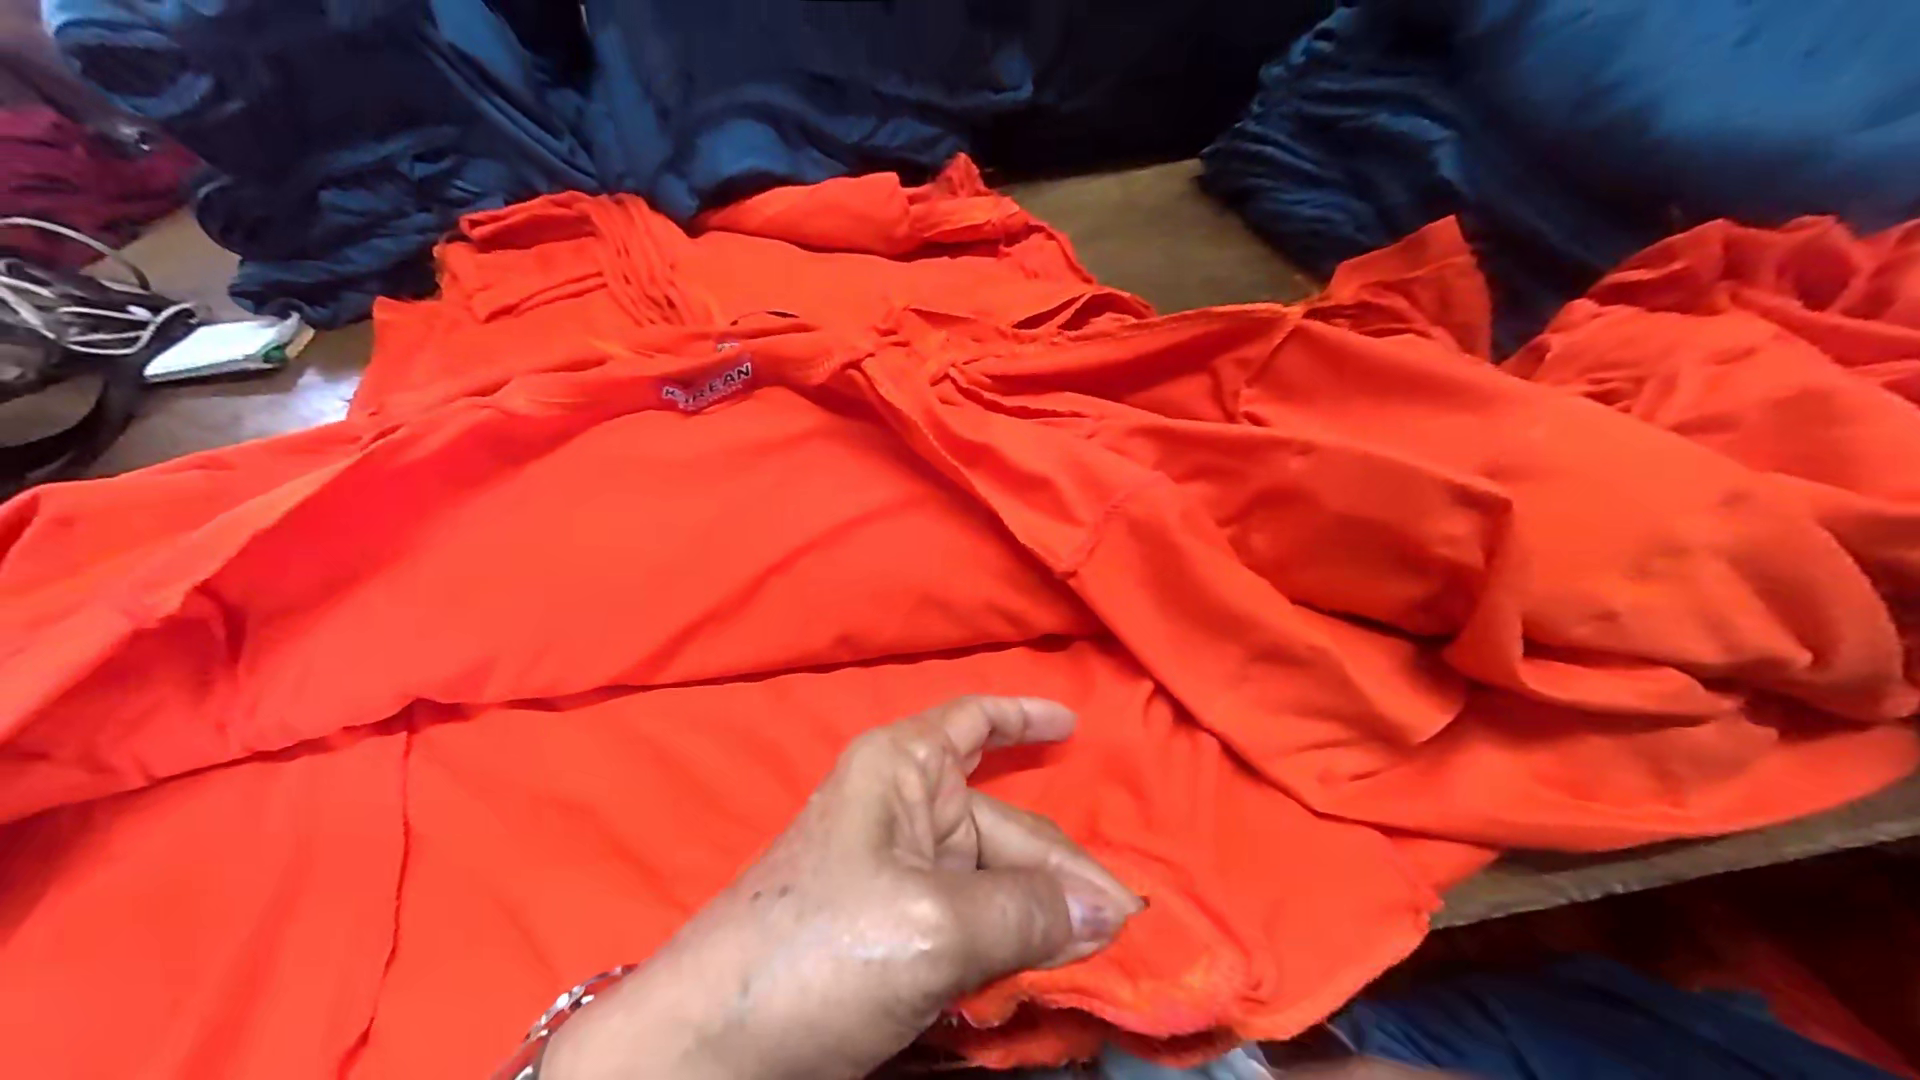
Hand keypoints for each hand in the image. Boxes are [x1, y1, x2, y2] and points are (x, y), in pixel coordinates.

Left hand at [543, 696, 1143, 1079]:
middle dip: (1062, 868)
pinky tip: (1051, 963)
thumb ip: (1028, 914)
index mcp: (902, 768)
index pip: (974, 722)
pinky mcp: (894, 924)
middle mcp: (902, 806)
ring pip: (994, 878)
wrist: (715, 1047)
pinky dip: (1014, 940)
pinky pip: (974, 918)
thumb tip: (1110, 911)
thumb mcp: (934, 925)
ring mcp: (898, 868)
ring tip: (1099, 948)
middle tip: (1124, 922)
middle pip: (1004, 822)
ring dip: (1044, 913)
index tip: (1075, 724)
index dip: (1025, 719)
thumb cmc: (821, 949)